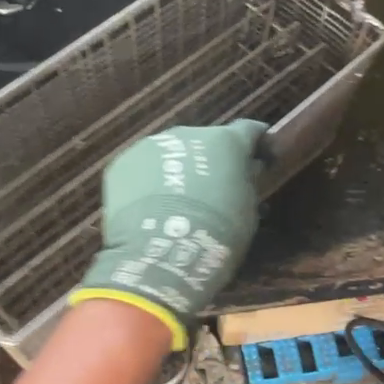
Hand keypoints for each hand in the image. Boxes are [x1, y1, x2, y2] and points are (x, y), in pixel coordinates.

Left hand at [69, 121, 266, 349]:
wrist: (160, 252)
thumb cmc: (216, 233)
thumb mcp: (246, 210)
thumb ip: (247, 182)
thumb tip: (249, 168)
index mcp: (226, 141)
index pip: (248, 130)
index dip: (256, 142)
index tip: (260, 155)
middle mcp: (188, 133)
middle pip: (205, 140)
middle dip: (211, 159)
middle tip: (213, 187)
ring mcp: (152, 146)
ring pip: (172, 153)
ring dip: (178, 169)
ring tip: (177, 200)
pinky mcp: (123, 164)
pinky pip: (144, 169)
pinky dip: (150, 182)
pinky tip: (152, 207)